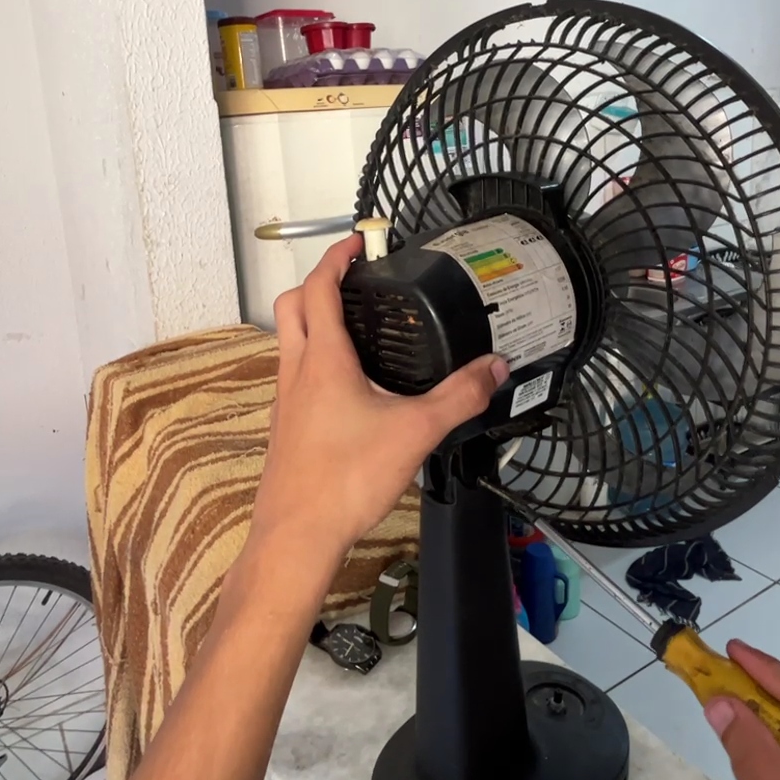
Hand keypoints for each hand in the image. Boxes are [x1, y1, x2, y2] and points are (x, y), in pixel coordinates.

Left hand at [253, 235, 508, 566]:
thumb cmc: (343, 481)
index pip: (320, 288)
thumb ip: (459, 397)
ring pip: (288, 339)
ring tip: (354, 324)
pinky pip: (294, 374)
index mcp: (324, 360)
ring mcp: (286, 399)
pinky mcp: (287, 425)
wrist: (297, 536)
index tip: (357, 243)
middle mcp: (297, 372)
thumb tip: (492, 369)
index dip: (336, 257)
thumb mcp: (415, 432)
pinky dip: (313, 358)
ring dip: (312, 319)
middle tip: (351, 279)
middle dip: (318, 281)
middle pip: (292, 305)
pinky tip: (346, 384)